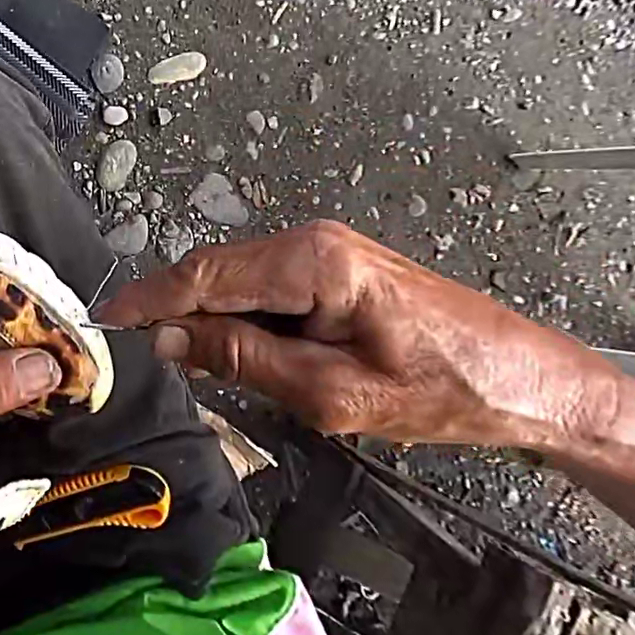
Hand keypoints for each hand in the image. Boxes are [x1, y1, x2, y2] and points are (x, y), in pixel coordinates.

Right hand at [94, 221, 626, 453]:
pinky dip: (229, 318)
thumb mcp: (331, 393)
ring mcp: (318, 252)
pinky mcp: (324, 269)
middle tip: (142, 355)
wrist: (526, 380)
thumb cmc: (445, 390)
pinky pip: (254, 288)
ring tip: (188, 363)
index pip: (202, 275)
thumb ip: (243, 359)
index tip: (107, 321)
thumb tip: (172, 337)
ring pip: (228, 281)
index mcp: (312, 263)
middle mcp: (310, 242)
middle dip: (168, 311)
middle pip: (209, 272)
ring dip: (199, 319)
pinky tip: (227, 351)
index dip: (147, 300)